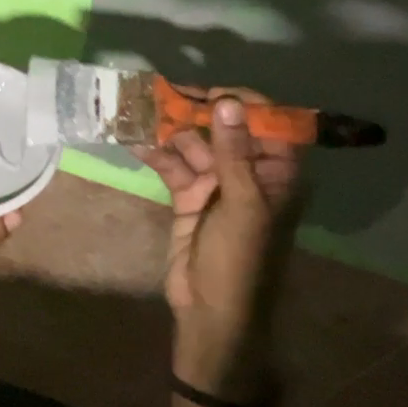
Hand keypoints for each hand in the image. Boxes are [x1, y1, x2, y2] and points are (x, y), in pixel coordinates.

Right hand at [135, 88, 304, 400]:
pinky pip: (171, 164)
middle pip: (223, 128)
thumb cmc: (241, 261)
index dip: (243, 103)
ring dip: (167, 127)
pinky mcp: (188, 195)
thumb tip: (228, 101)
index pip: (267, 124)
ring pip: (192, 143)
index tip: (212, 93)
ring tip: (138, 109)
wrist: (212, 313)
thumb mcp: (242, 205)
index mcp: (276, 173)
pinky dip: (153, 152)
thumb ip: (233, 152)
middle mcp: (248, 171)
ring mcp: (216, 182)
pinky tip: (131, 138)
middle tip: (161, 93)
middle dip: (194, 110)